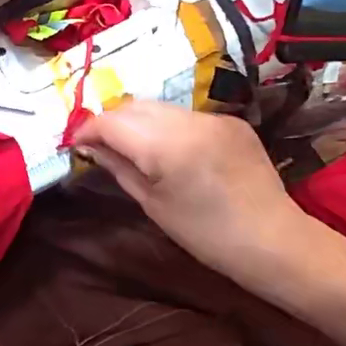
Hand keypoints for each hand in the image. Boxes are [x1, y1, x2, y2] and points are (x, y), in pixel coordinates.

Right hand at [72, 101, 317, 289]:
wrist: (270, 239)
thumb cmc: (204, 234)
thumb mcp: (152, 203)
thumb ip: (118, 167)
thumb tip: (90, 148)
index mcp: (167, 147)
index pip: (113, 122)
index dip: (88, 129)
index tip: (74, 144)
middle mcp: (191, 121)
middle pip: (134, 106)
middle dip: (110, 121)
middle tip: (97, 145)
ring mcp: (214, 117)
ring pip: (159, 106)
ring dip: (136, 121)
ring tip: (127, 145)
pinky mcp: (231, 120)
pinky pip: (186, 115)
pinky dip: (166, 125)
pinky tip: (166, 149)